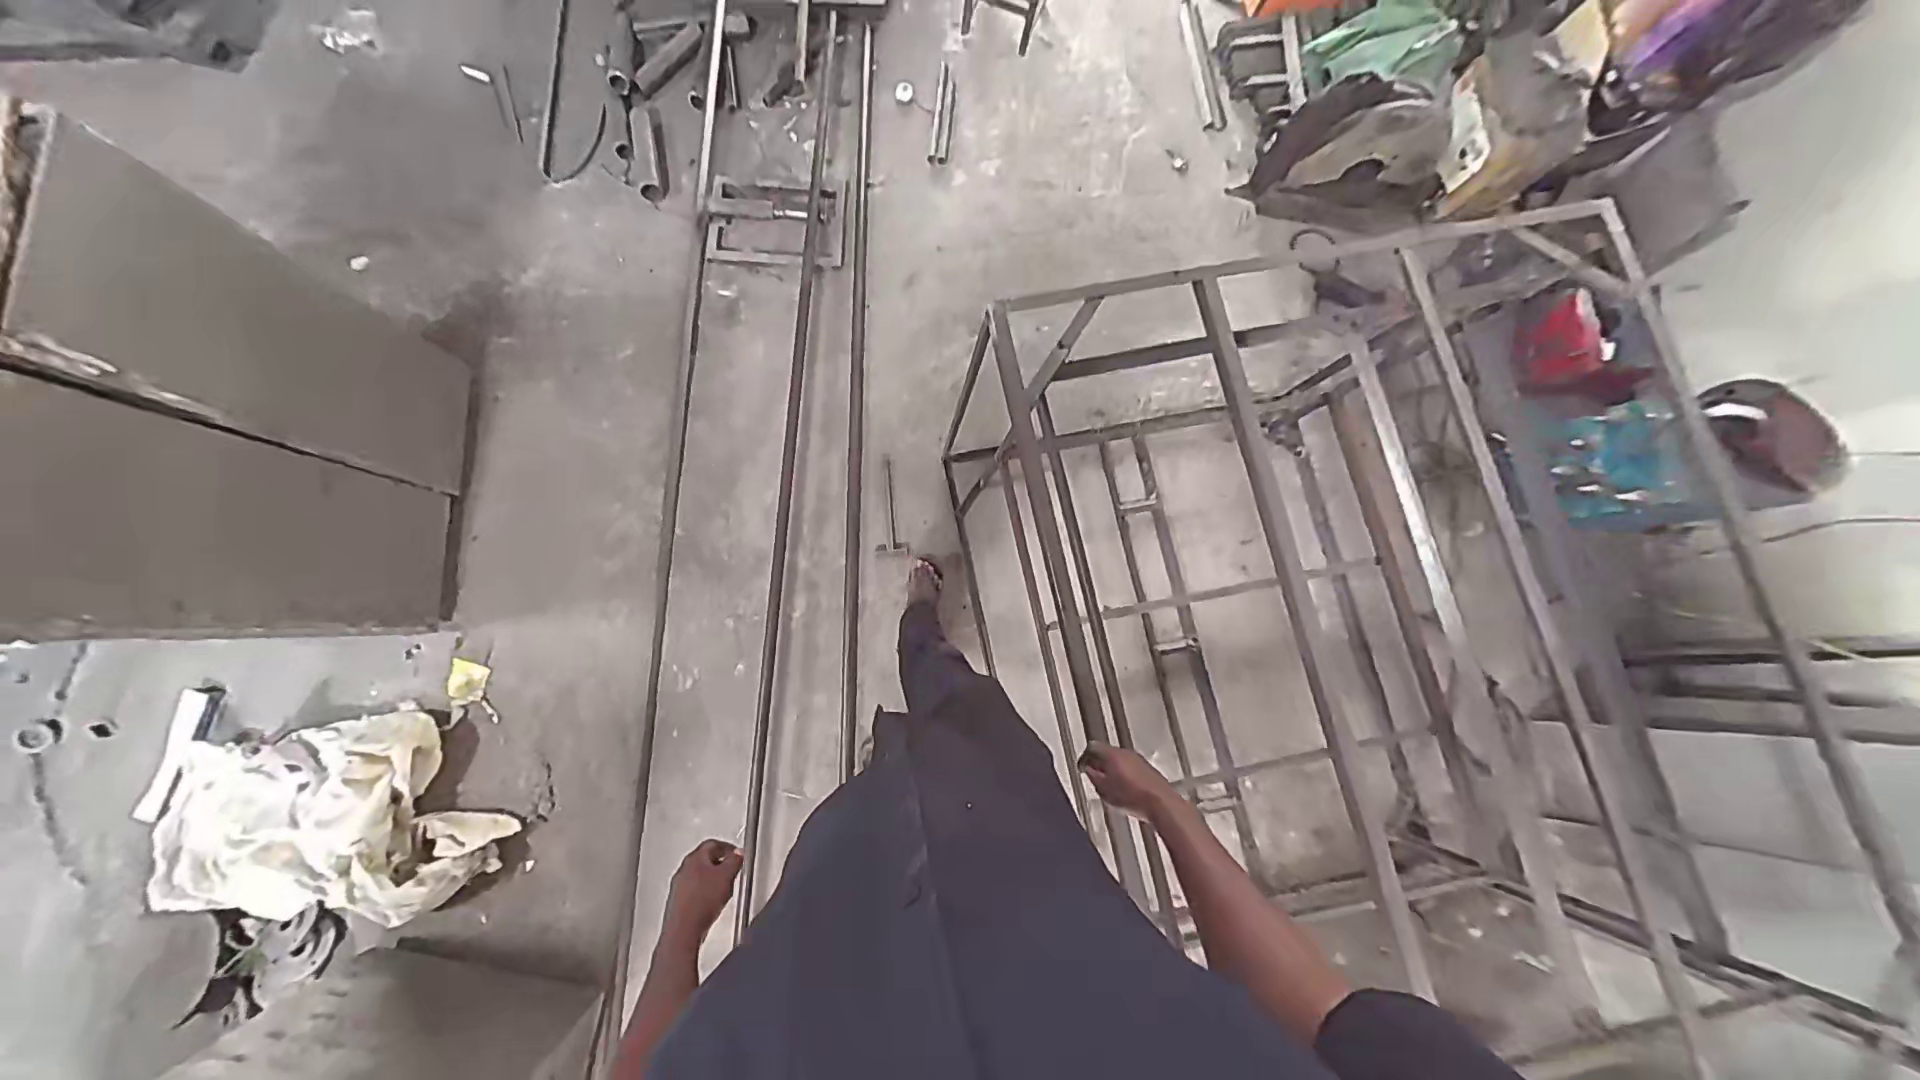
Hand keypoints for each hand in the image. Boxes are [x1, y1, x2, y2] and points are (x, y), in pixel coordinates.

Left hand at [663, 839, 743, 941]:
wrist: (684, 931)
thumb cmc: (701, 902)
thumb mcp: (727, 876)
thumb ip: (735, 860)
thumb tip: (738, 854)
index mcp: (694, 858)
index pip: (713, 844)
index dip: (727, 848)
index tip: (736, 854)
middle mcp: (683, 870)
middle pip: (704, 859)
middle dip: (720, 864)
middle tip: (731, 869)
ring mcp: (678, 887)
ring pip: (699, 876)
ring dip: (712, 879)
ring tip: (724, 888)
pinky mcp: (677, 903)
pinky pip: (694, 892)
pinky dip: (704, 893)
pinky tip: (712, 903)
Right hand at [1078, 743, 1179, 820]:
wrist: (1161, 804)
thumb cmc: (1134, 797)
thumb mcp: (1103, 790)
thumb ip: (1092, 777)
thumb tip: (1088, 770)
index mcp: (1112, 754)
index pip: (1092, 747)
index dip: (1084, 758)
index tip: (1082, 767)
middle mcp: (1126, 752)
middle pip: (1106, 752)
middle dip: (1099, 763)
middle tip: (1094, 776)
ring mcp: (1139, 760)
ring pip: (1119, 759)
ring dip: (1112, 769)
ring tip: (1109, 786)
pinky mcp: (1149, 770)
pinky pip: (1131, 767)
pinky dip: (1125, 774)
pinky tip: (1125, 790)